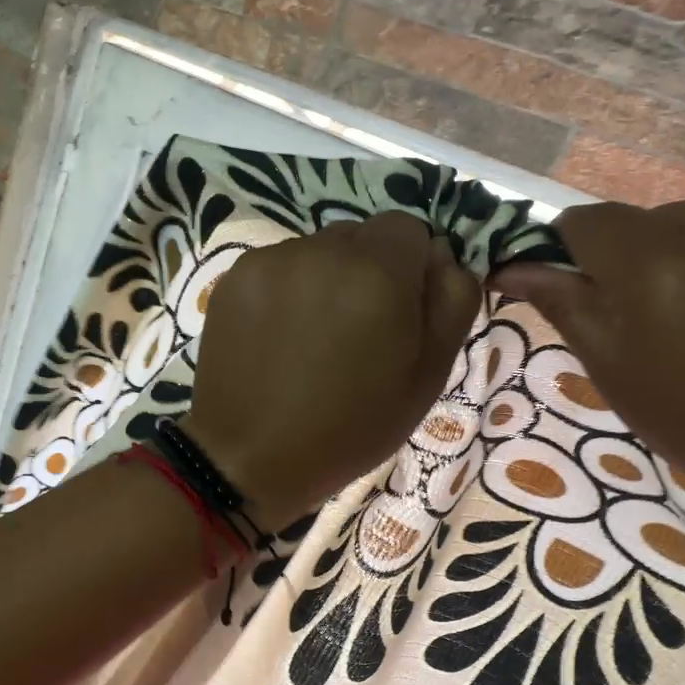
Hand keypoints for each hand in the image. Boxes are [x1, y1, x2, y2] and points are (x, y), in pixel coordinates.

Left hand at [180, 213, 481, 527]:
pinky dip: (285, 289)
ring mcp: (269, 261)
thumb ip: (451, 300)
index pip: (409, 229)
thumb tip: (442, 257)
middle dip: (368, 270)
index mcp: (377, 272)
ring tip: (312, 337)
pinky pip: (276, 266)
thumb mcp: (429, 375)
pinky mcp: (233, 277)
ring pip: (316, 249)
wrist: (248, 455)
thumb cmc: (349, 428)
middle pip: (360, 236)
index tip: (400, 313)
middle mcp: (320, 251)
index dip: (412, 267)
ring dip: (324, 277)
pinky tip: (278, 336)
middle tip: (357, 331)